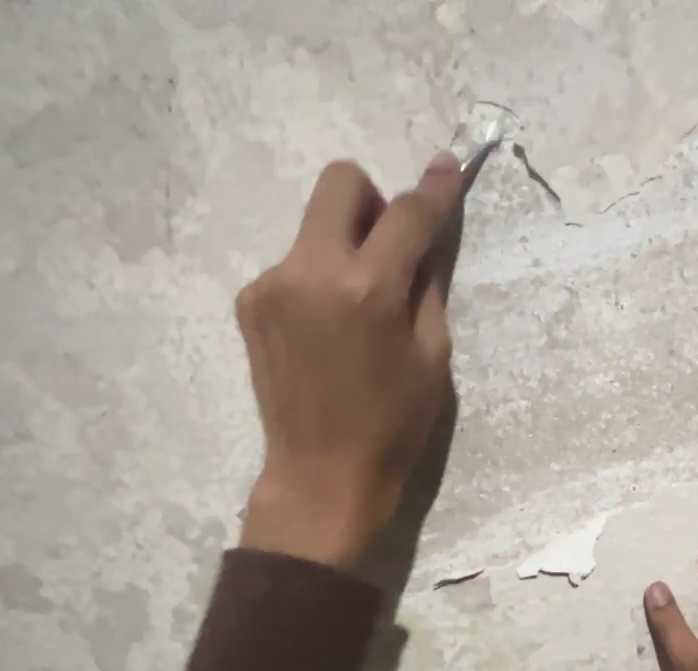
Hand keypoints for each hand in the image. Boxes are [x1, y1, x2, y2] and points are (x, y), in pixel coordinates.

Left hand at [236, 153, 465, 569]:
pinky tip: (327, 332)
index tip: (447, 168)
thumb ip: (429, 284)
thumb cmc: (393, 427)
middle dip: (372, 201)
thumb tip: (431, 234)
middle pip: (339, 183)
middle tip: (390, 250)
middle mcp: (310, 271)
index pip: (407, 215)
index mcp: (366, 290)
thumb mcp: (433, 359)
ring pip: (315, 226)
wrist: (322, 476)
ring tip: (357, 312)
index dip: (434, 190)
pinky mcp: (250, 303)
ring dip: (344, 247)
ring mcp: (271, 284)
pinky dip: (318, 280)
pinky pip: (294, 265)